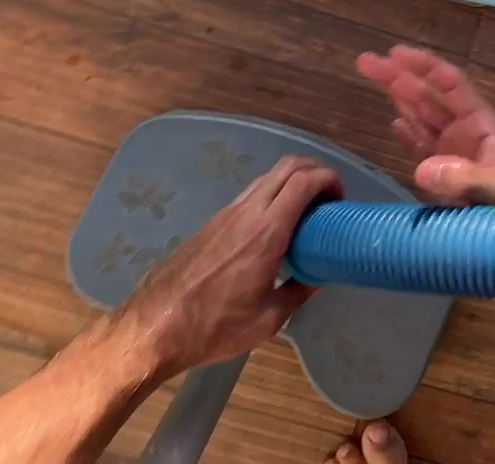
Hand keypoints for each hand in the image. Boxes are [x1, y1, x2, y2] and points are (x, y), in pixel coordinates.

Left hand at [111, 156, 341, 375]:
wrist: (154, 327)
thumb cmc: (214, 326)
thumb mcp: (268, 319)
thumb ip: (298, 293)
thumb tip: (317, 277)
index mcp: (267, 231)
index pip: (304, 181)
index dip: (329, 179)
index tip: (340, 198)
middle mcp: (248, 211)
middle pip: (288, 166)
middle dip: (315, 170)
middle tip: (328, 197)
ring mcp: (227, 213)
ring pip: (268, 176)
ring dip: (292, 180)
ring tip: (305, 209)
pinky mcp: (213, 221)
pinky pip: (251, 193)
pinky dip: (273, 194)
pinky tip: (276, 225)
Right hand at [357, 46, 494, 207]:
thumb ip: (464, 180)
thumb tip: (422, 168)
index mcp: (482, 126)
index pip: (452, 86)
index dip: (425, 67)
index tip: (396, 53)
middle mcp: (466, 135)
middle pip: (429, 97)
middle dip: (400, 77)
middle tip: (365, 61)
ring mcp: (455, 157)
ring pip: (422, 117)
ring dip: (398, 98)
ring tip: (372, 78)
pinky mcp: (446, 181)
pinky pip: (422, 149)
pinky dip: (408, 136)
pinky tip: (395, 125)